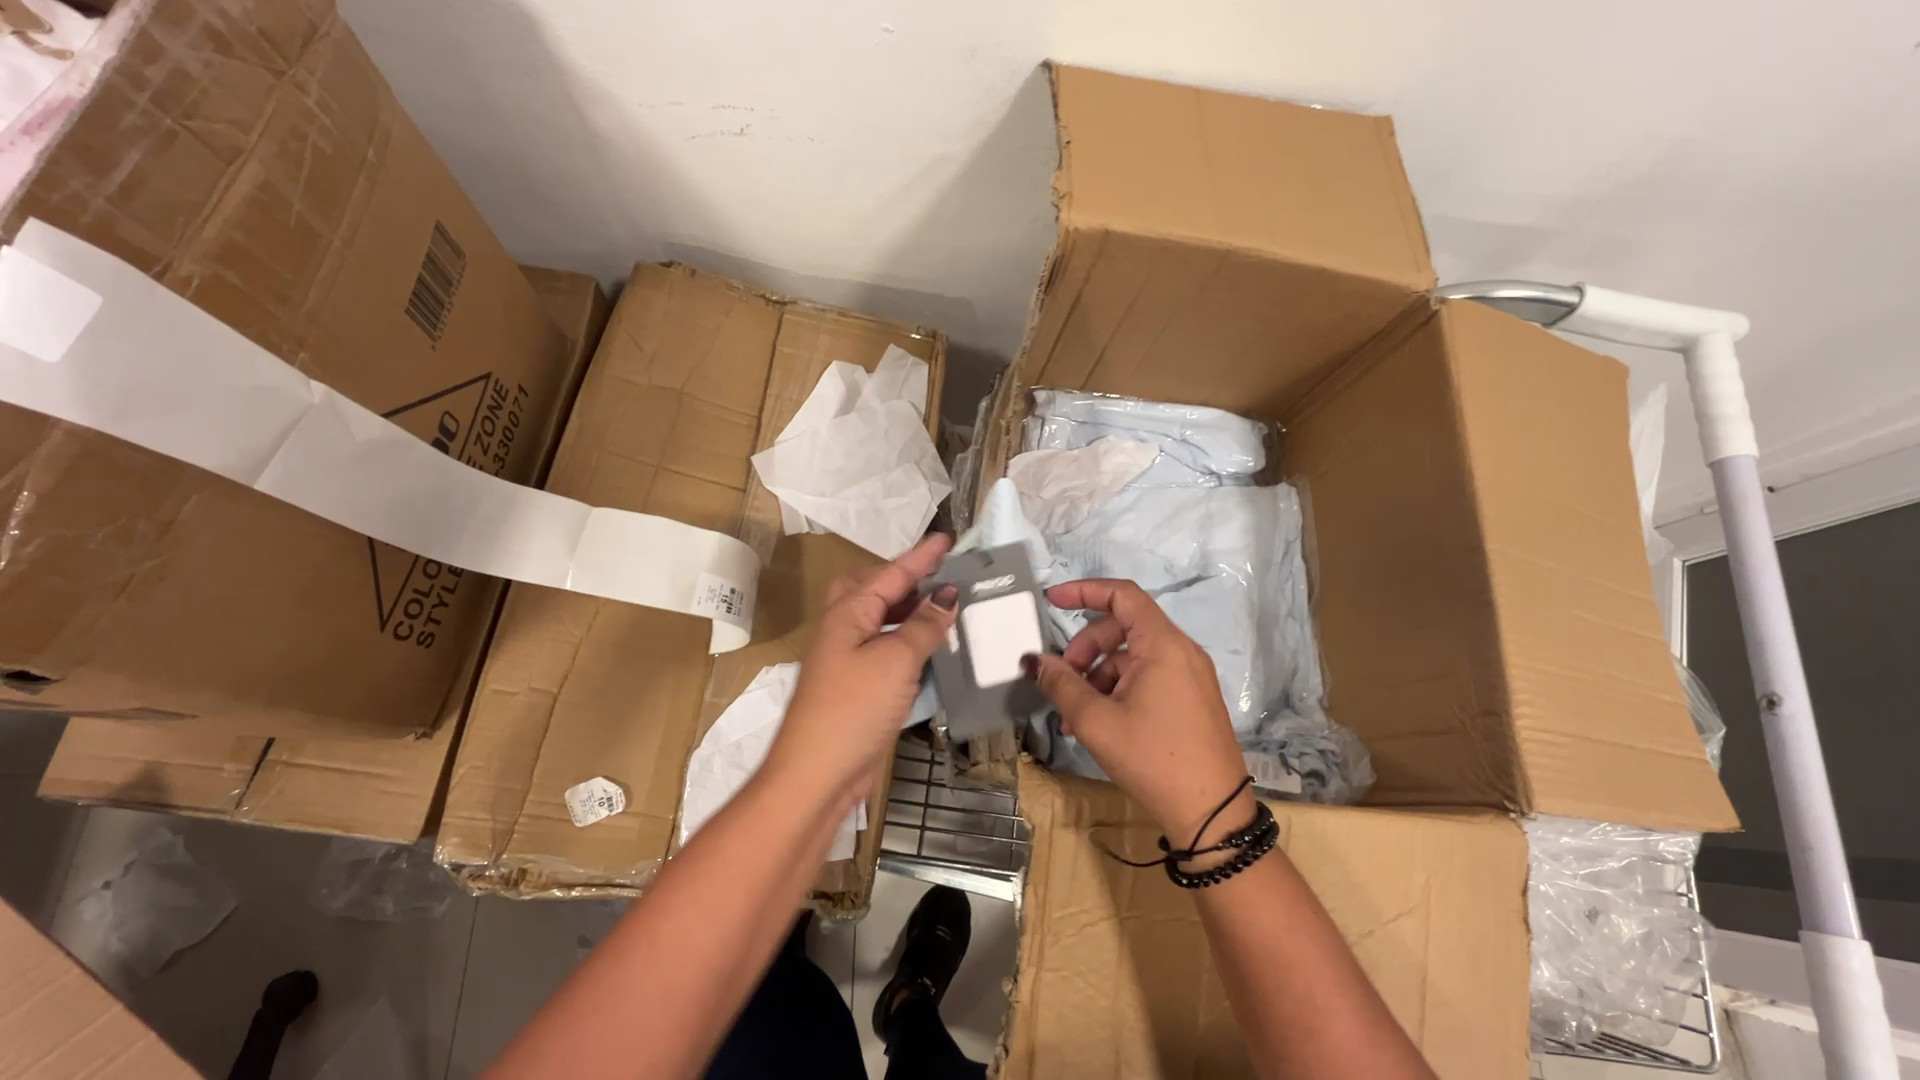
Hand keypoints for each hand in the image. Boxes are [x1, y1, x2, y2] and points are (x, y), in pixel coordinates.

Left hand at [766, 534, 958, 806]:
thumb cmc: (853, 709)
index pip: (891, 574)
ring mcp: (848, 660)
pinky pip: (885, 650)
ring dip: (909, 611)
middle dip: (904, 579)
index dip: (921, 557)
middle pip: (873, 591)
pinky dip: (908, 642)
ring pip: (879, 621)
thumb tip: (946, 595)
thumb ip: (922, 626)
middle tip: (939, 576)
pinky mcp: (857, 688)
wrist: (817, 774)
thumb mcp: (895, 661)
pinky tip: (930, 651)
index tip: (946, 537)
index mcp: (848, 614)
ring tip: (944, 609)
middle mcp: (844, 630)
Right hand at [1027, 579, 1252, 845]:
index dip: (1084, 590)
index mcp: (1162, 644)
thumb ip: (1061, 684)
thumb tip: (1035, 661)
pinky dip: (1118, 691)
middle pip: (1123, 628)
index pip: (1122, 595)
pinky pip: (1147, 679)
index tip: (1051, 599)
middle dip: (1085, 648)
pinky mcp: (1191, 700)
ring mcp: (1190, 676)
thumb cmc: (1152, 758)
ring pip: (1132, 658)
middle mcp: (1181, 651)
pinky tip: (1097, 726)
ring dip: (1097, 677)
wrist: (1211, 813)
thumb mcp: (1096, 721)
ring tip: (1074, 717)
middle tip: (1061, 680)